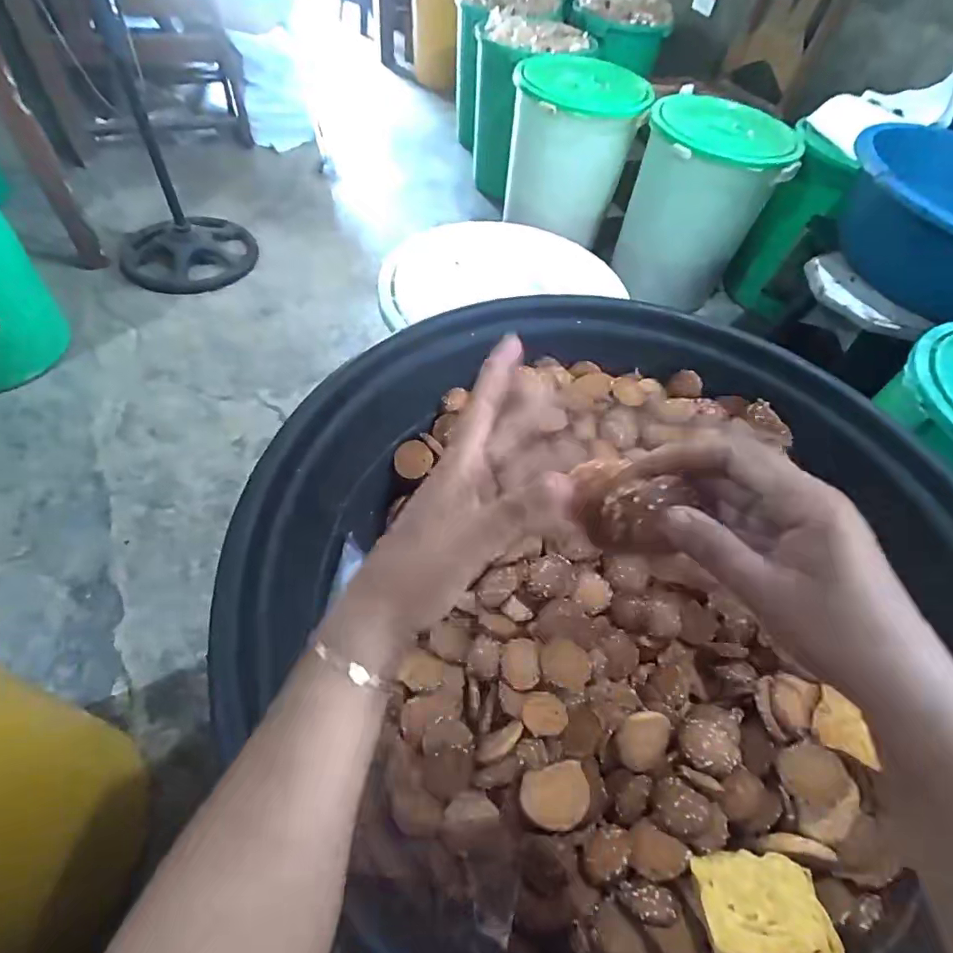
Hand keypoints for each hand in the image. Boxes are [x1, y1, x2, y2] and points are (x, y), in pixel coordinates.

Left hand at [328, 336, 574, 655]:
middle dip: (530, 412)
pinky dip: (534, 496)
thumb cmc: (420, 569)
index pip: (483, 409)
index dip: (497, 374)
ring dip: (538, 453)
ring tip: (569, 440)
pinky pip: (511, 503)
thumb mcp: (472, 539)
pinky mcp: (473, 531)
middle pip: (503, 435)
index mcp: (460, 468)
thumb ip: (519, 511)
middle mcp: (466, 479)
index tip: (514, 340)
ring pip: (510, 469)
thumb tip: (568, 482)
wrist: (383, 612)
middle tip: (562, 394)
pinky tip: (551, 497)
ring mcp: (469, 506)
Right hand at [616, 432, 916, 683]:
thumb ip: (713, 547)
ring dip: (698, 502)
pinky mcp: (804, 547)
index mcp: (804, 497)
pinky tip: (687, 538)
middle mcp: (805, 499)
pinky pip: (754, 527)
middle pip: (737, 471)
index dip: (681, 455)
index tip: (639, 471)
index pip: (733, 455)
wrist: (901, 677)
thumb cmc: (837, 633)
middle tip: (637, 491)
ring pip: (742, 499)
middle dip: (685, 475)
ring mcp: (806, 523)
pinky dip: (719, 529)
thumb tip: (665, 513)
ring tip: (650, 511)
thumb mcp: (765, 591)